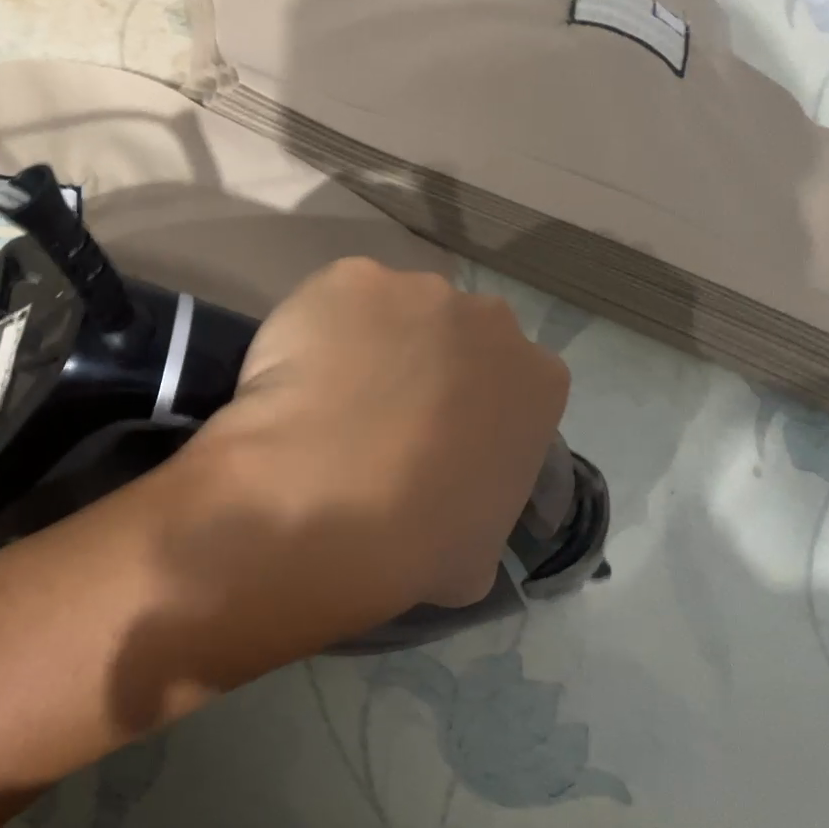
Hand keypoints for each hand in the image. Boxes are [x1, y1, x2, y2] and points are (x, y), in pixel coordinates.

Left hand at [196, 258, 568, 622]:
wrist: (329, 492)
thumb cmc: (419, 536)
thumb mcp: (482, 549)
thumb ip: (480, 511)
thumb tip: (451, 516)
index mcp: (538, 381)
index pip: (506, 381)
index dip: (461, 406)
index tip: (425, 434)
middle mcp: (487, 319)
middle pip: (451, 333)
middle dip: (418, 362)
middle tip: (369, 409)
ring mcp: (413, 290)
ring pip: (388, 311)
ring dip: (364, 340)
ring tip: (320, 389)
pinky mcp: (346, 279)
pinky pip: (330, 299)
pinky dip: (311, 326)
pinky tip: (290, 368)